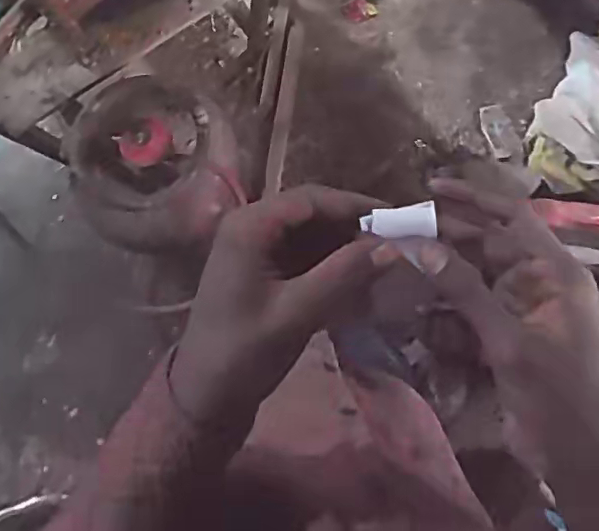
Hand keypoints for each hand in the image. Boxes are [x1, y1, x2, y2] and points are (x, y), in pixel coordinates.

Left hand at [168, 185, 399, 428]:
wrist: (202, 398)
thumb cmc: (242, 353)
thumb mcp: (295, 314)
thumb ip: (341, 276)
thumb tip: (391, 247)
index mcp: (250, 224)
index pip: (311, 199)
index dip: (354, 205)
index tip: (396, 219)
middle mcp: (251, 225)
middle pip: (311, 211)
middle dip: (352, 225)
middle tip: (396, 241)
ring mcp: (256, 247)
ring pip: (310, 232)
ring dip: (344, 244)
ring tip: (384, 260)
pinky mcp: (263, 269)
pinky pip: (304, 253)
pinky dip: (331, 262)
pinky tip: (358, 278)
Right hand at [419, 178, 598, 529]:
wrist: (581, 470)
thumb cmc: (557, 399)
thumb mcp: (508, 342)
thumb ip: (464, 290)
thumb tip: (422, 245)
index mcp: (554, 272)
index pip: (511, 216)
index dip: (472, 197)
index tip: (431, 187)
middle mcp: (538, 281)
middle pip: (486, 243)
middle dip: (446, 238)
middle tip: (401, 228)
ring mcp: (522, 308)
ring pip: (474, 276)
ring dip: (441, 274)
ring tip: (401, 264)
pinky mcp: (508, 333)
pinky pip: (471, 308)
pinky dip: (447, 309)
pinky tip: (418, 311)